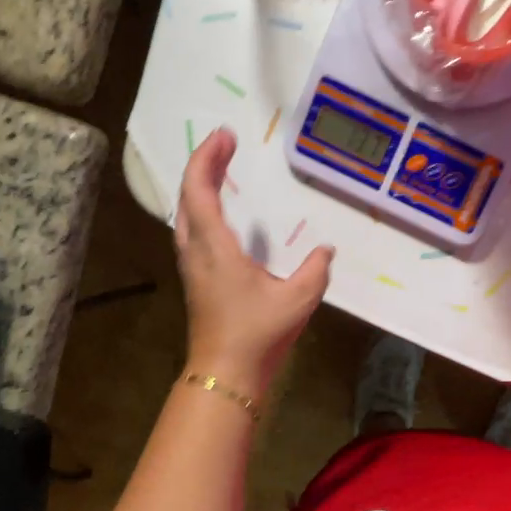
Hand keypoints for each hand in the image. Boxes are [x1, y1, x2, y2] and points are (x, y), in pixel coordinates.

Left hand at [175, 128, 334, 394]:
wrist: (226, 373)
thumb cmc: (257, 333)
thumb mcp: (297, 299)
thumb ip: (315, 269)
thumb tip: (326, 250)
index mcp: (214, 246)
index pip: (199, 188)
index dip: (208, 157)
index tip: (226, 136)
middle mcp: (195, 250)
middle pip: (187, 196)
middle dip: (203, 166)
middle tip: (226, 147)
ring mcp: (191, 267)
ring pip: (185, 215)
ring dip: (199, 188)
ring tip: (222, 173)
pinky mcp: (196, 282)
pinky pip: (192, 232)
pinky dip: (202, 210)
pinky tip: (221, 217)